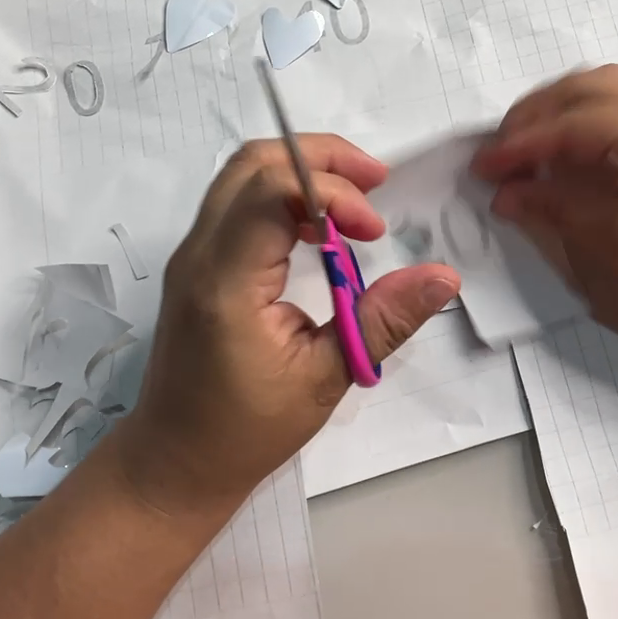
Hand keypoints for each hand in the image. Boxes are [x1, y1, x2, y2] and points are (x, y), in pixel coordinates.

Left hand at [118, 135, 459, 517]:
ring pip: (242, 173)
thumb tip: (443, 277)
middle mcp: (198, 254)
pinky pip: (238, 201)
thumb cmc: (247, 431)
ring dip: (302, 171)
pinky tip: (318, 229)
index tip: (375, 231)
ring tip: (354, 202)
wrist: (174, 462)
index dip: (334, 190)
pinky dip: (283, 195)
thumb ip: (383, 320)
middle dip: (321, 156)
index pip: (273, 189)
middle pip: (253, 162)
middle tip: (375, 181)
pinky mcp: (196, 262)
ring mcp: (191, 254)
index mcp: (226, 282)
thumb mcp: (326, 378)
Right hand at [470, 65, 617, 336]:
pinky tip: (572, 150)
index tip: (480, 168)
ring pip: (608, 88)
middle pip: (587, 87)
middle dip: (536, 114)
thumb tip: (505, 195)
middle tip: (500, 152)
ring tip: (529, 147)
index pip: (570, 122)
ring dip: (562, 109)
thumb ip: (557, 206)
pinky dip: (589, 117)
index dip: (519, 144)